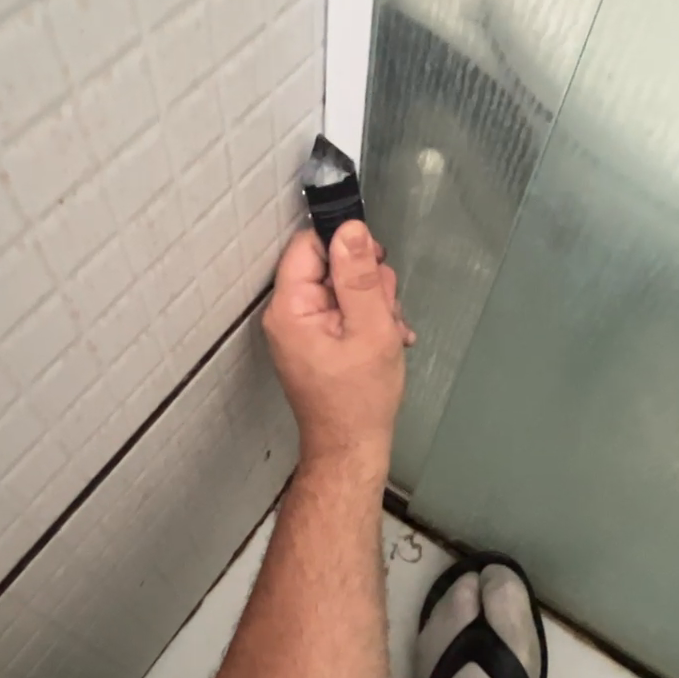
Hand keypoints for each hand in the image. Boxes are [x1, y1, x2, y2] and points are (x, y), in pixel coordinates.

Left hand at [263, 221, 414, 471]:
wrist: (353, 447)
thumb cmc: (359, 399)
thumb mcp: (371, 329)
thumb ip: (360, 277)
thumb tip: (350, 230)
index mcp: (291, 307)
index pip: (310, 245)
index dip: (346, 246)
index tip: (376, 264)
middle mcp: (290, 314)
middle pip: (331, 266)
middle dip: (368, 283)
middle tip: (385, 314)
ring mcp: (304, 329)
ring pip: (345, 289)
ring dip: (376, 305)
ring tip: (388, 334)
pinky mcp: (318, 341)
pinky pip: (346, 313)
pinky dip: (371, 323)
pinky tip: (387, 343)